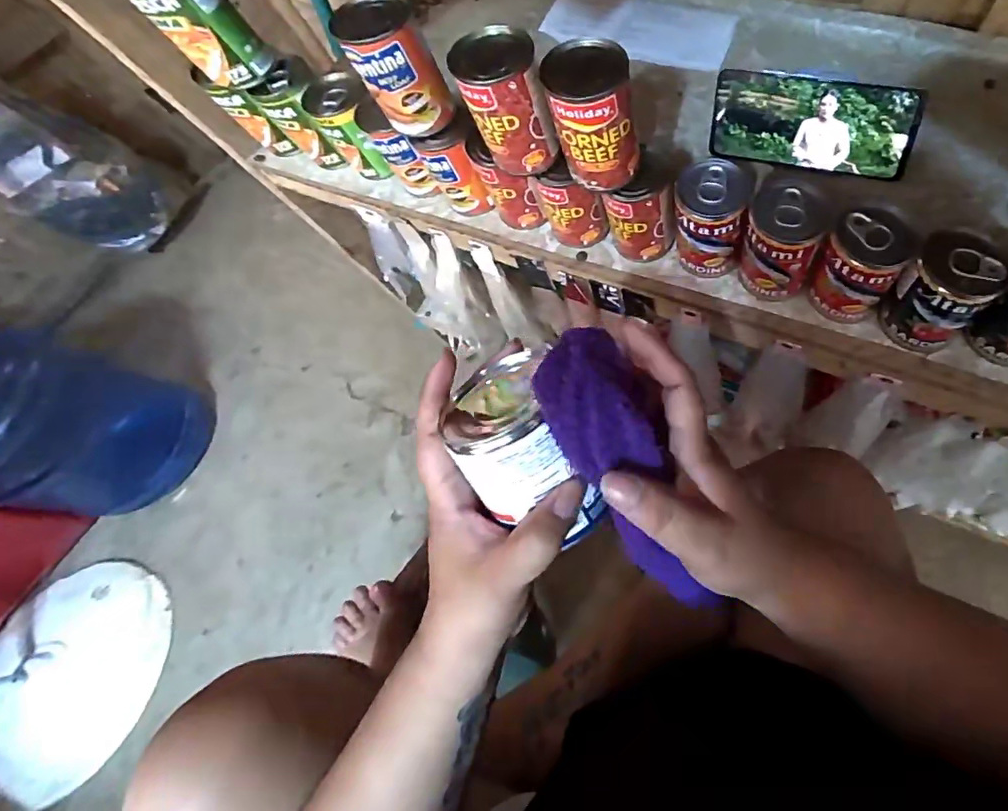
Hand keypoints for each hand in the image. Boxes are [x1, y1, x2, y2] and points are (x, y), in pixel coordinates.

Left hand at [414, 349, 583, 648]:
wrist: (467, 650)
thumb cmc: (470, 611)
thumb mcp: (505, 572)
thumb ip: (540, 533)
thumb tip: (575, 482)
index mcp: (448, 495)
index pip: (432, 436)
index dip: (434, 396)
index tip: (447, 357)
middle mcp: (463, 490)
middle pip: (467, 431)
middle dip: (484, 394)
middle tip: (515, 362)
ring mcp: (484, 502)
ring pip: (494, 450)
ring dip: (512, 420)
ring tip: (542, 390)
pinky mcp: (505, 516)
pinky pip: (517, 473)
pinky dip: (534, 452)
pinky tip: (562, 441)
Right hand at [597, 324, 818, 606]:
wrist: (774, 572)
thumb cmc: (743, 556)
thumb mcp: (701, 543)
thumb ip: (659, 514)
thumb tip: (609, 478)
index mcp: (699, 451)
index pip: (680, 391)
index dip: (656, 356)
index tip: (627, 328)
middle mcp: (692, 442)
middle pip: (667, 384)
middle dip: (639, 353)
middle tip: (599, 334)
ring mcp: (685, 454)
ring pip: (658, 402)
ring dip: (631, 375)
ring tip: (595, 359)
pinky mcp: (677, 469)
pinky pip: (649, 427)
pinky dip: (627, 408)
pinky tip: (603, 410)